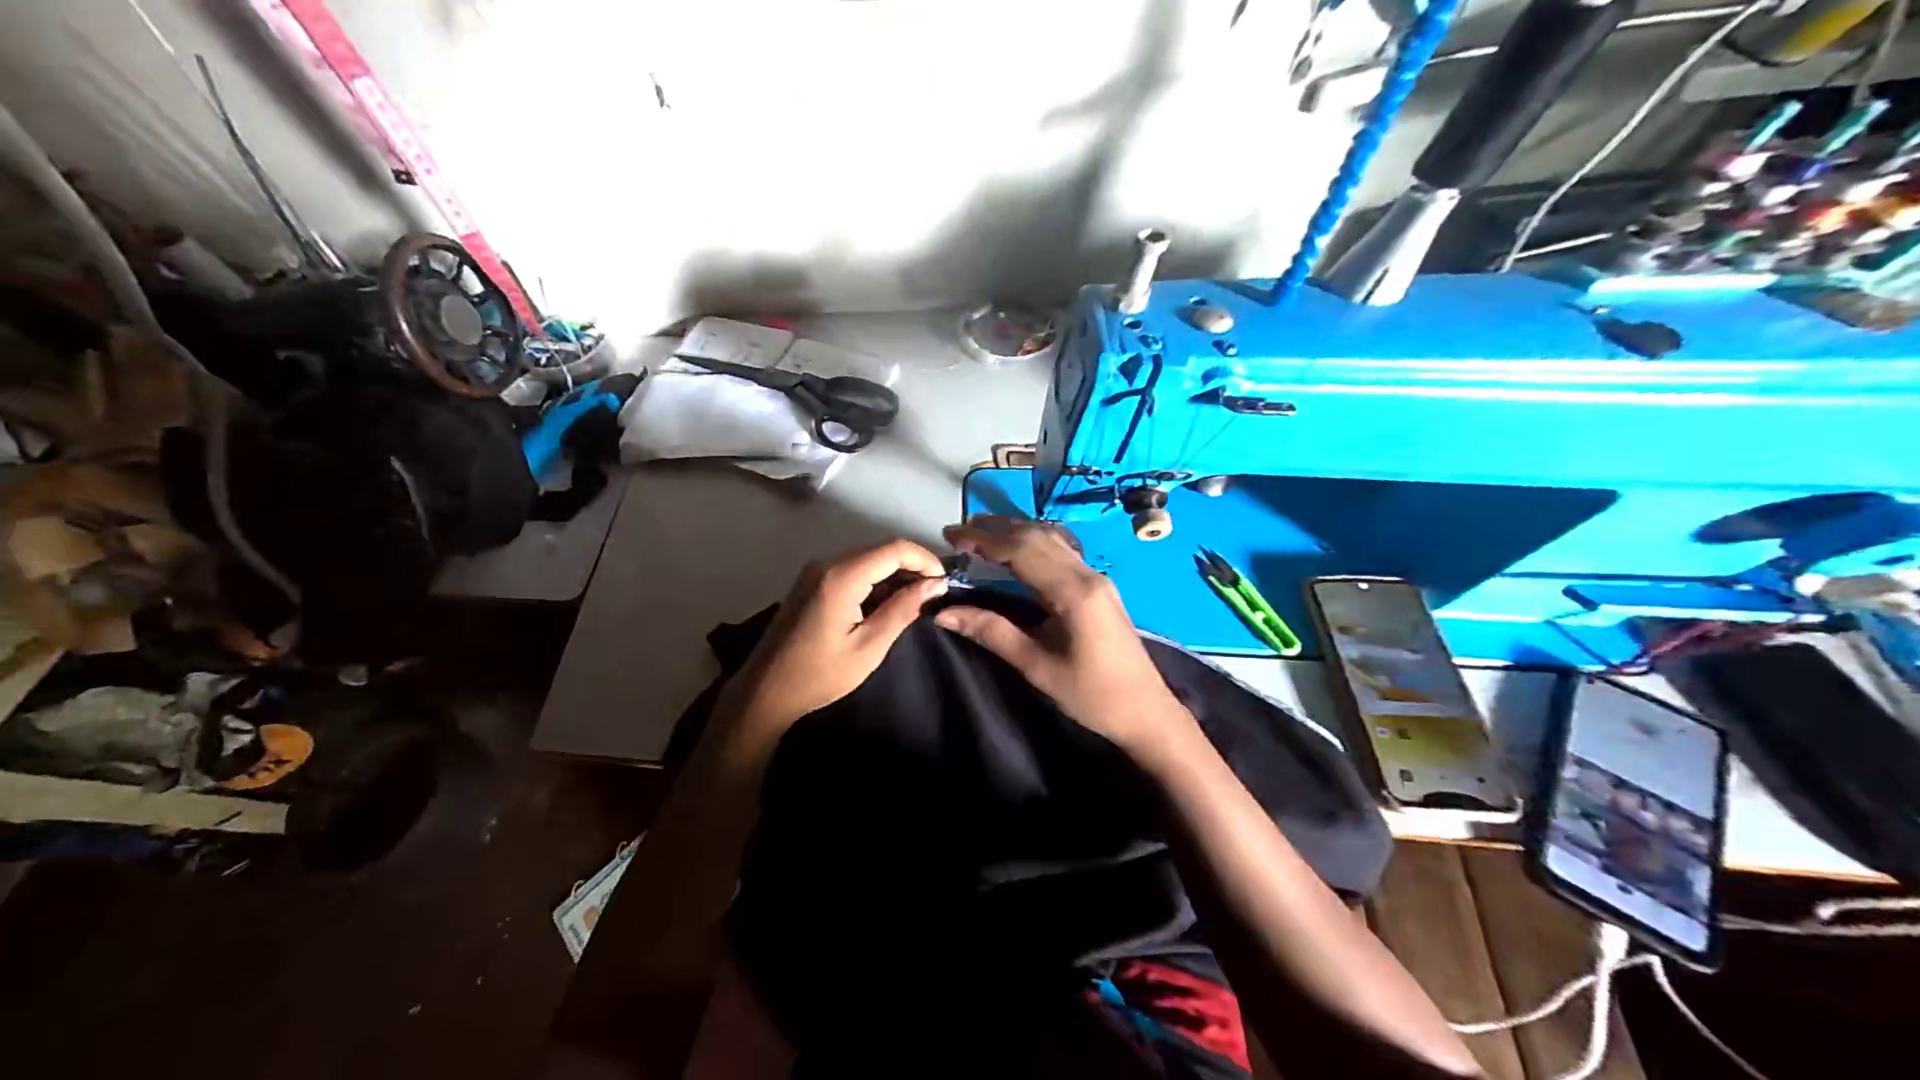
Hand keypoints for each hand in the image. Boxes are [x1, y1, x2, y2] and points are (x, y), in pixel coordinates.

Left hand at [724, 538, 948, 728]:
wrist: (766, 690)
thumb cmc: (819, 675)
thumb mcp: (869, 647)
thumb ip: (903, 609)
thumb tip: (934, 584)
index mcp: (841, 576)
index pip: (894, 549)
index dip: (925, 559)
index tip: (944, 581)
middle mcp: (826, 563)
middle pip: (880, 549)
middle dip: (912, 565)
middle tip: (935, 592)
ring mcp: (815, 570)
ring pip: (867, 558)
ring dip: (894, 573)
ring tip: (917, 599)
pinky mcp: (811, 581)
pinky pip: (852, 568)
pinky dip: (875, 579)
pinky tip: (887, 602)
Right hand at [935, 516, 1199, 756]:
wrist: (1146, 711)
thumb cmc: (1092, 695)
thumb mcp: (1037, 667)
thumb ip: (992, 632)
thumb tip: (943, 613)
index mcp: (1073, 592)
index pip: (1021, 550)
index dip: (983, 538)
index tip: (951, 535)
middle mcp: (1087, 575)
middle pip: (1036, 536)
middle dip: (995, 528)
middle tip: (958, 531)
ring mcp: (1097, 578)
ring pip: (1051, 539)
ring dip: (1015, 531)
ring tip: (980, 533)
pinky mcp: (1100, 587)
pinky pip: (1062, 550)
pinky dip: (1033, 542)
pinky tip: (1017, 549)